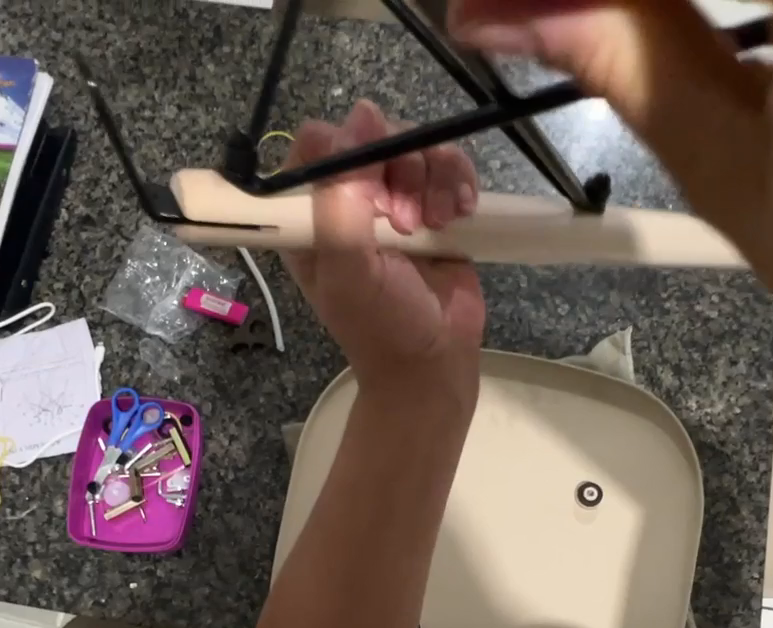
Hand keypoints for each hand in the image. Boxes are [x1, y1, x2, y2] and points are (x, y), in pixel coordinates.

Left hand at [281, 101, 486, 411]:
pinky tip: (460, 215)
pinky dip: (460, 183)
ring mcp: (396, 202)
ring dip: (434, 180)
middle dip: (398, 170)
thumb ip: (341, 201)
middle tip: (404, 223)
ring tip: (436, 226)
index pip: (317, 144)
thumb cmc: (382, 327)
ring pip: (417, 146)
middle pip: (374, 135)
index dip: (348, 150)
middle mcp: (351, 201)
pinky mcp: (436, 207)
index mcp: (312, 215)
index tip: (372, 184)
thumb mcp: (348, 270)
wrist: (434, 362)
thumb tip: (361, 120)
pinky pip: (450, 166)